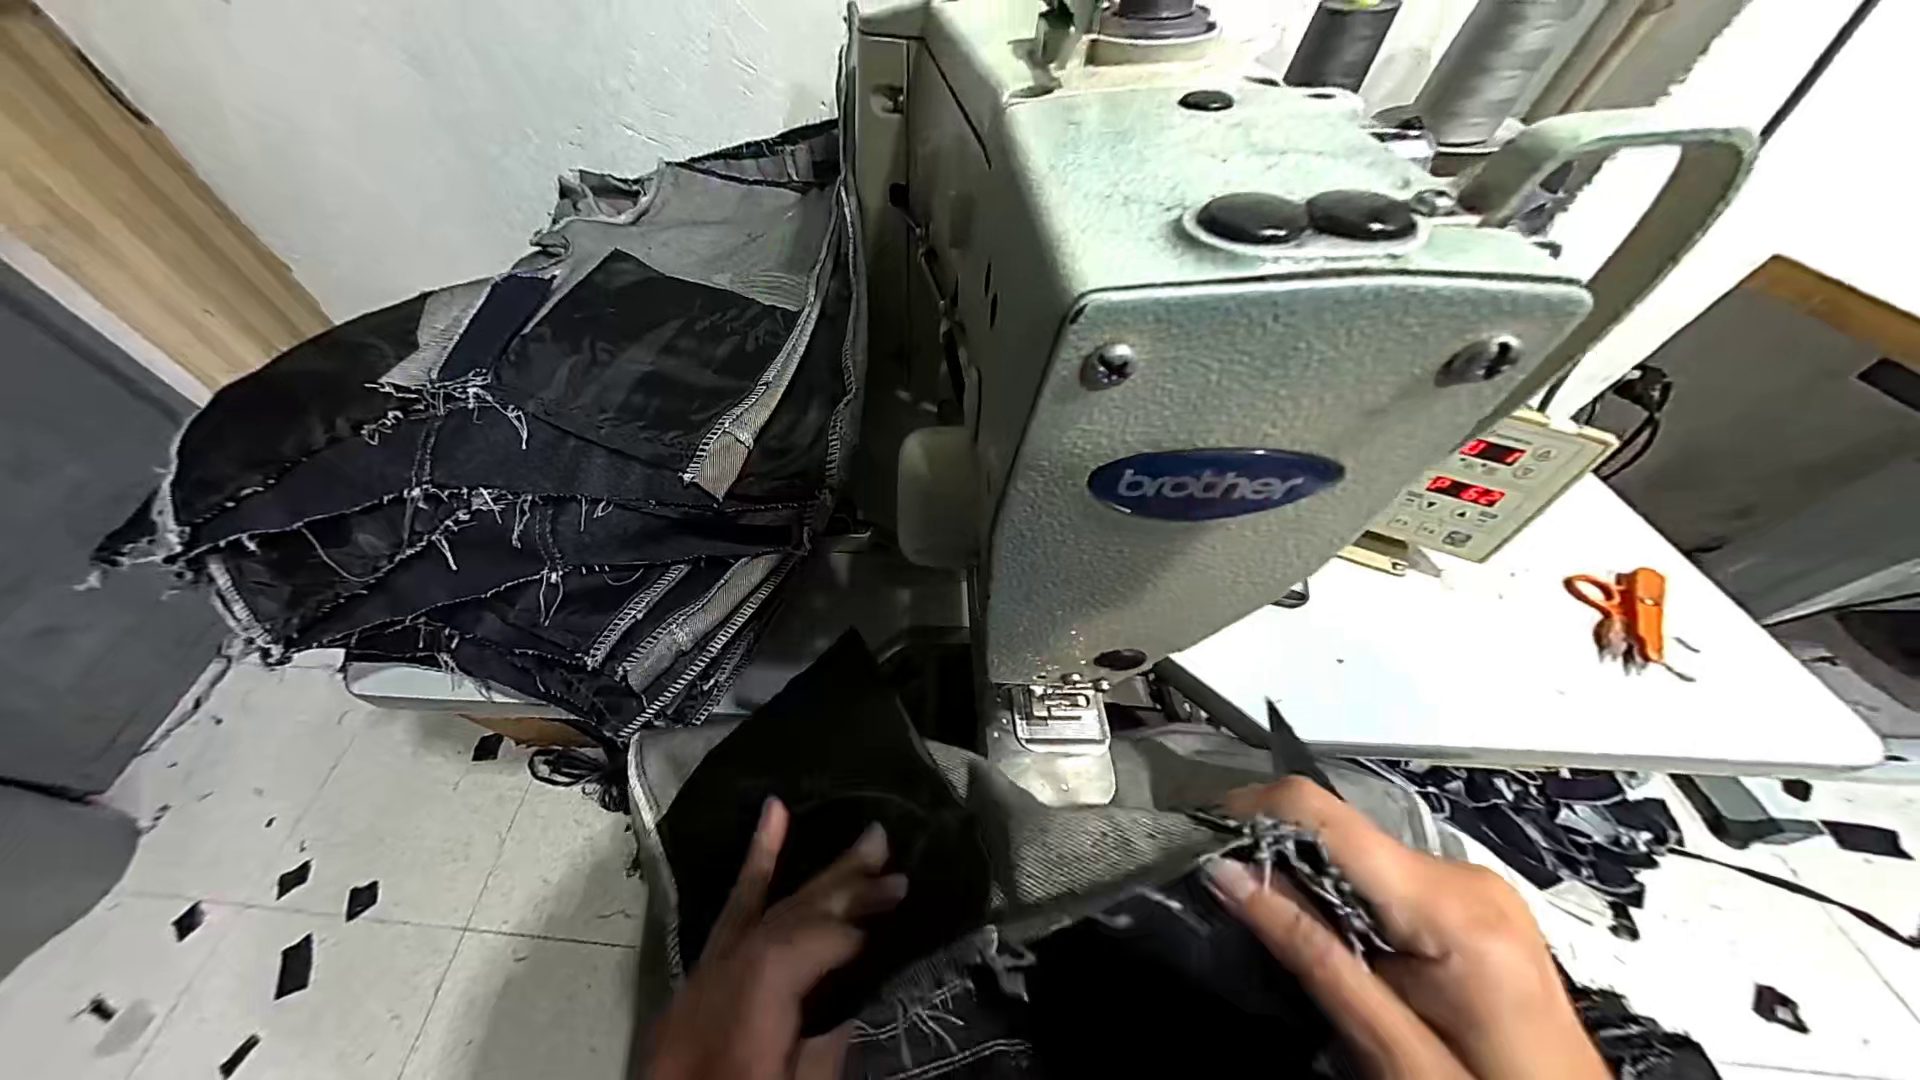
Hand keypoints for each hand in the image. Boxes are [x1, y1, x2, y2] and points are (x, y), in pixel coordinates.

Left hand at [647, 798, 908, 1079]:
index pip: (802, 945)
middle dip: (844, 883)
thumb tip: (852, 1005)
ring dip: (823, 875)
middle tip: (887, 850)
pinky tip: (774, 813)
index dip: (847, 930)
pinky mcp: (704, 971)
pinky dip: (757, 861)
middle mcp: (724, 974)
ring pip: (772, 905)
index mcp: (746, 1008)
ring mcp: (709, 969)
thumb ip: (823, 1054)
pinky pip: (733, 908)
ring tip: (868, 839)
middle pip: (792, 915)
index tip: (888, 918)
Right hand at [1206, 777, 1607, 1079]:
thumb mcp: (1393, 1056)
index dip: (1252, 811)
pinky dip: (1338, 890)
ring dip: (1305, 875)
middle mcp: (1464, 875)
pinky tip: (1333, 933)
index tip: (1206, 841)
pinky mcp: (1468, 900)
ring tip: (1282, 925)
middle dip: (1276, 853)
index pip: (1323, 812)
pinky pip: (1378, 870)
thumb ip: (1308, 952)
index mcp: (1452, 908)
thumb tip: (1224, 871)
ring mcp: (1471, 884)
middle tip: (1236, 898)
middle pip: (1335, 826)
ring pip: (1351, 846)